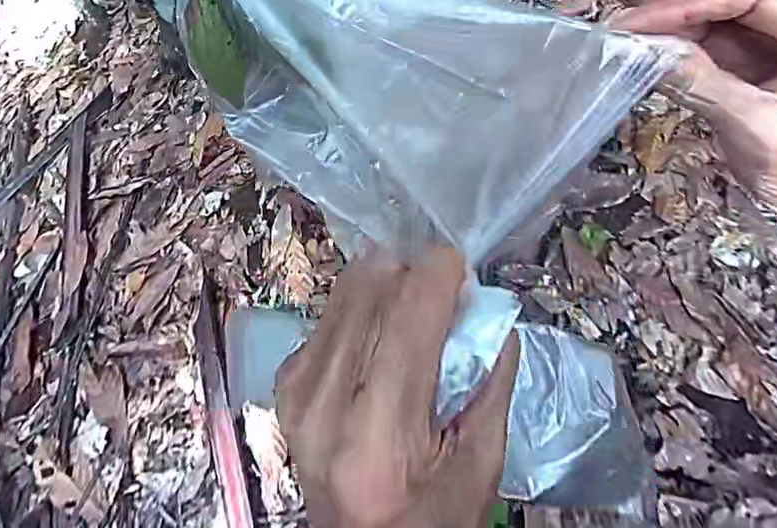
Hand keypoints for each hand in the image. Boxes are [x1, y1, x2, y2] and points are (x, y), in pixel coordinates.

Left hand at [276, 246, 520, 527]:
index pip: (410, 311)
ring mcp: (298, 387)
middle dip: (416, 274)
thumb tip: (491, 304)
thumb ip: (491, 377)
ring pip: (350, 286)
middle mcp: (326, 402)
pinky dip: (364, 303)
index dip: (440, 272)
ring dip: (389, 282)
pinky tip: (381, 332)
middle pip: (376, 286)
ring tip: (412, 312)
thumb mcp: (479, 463)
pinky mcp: (285, 378)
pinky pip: (332, 308)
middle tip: (442, 296)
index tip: (462, 272)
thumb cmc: (430, 517)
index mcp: (379, 433)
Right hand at [613, 0, 776, 330]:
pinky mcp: (775, 41)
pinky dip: (682, 25)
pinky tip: (658, 45)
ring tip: (638, 37)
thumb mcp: (757, 135)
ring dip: (675, 6)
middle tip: (631, 24)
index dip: (684, 0)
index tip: (632, 25)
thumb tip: (640, 45)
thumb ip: (700, 81)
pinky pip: (718, 15)